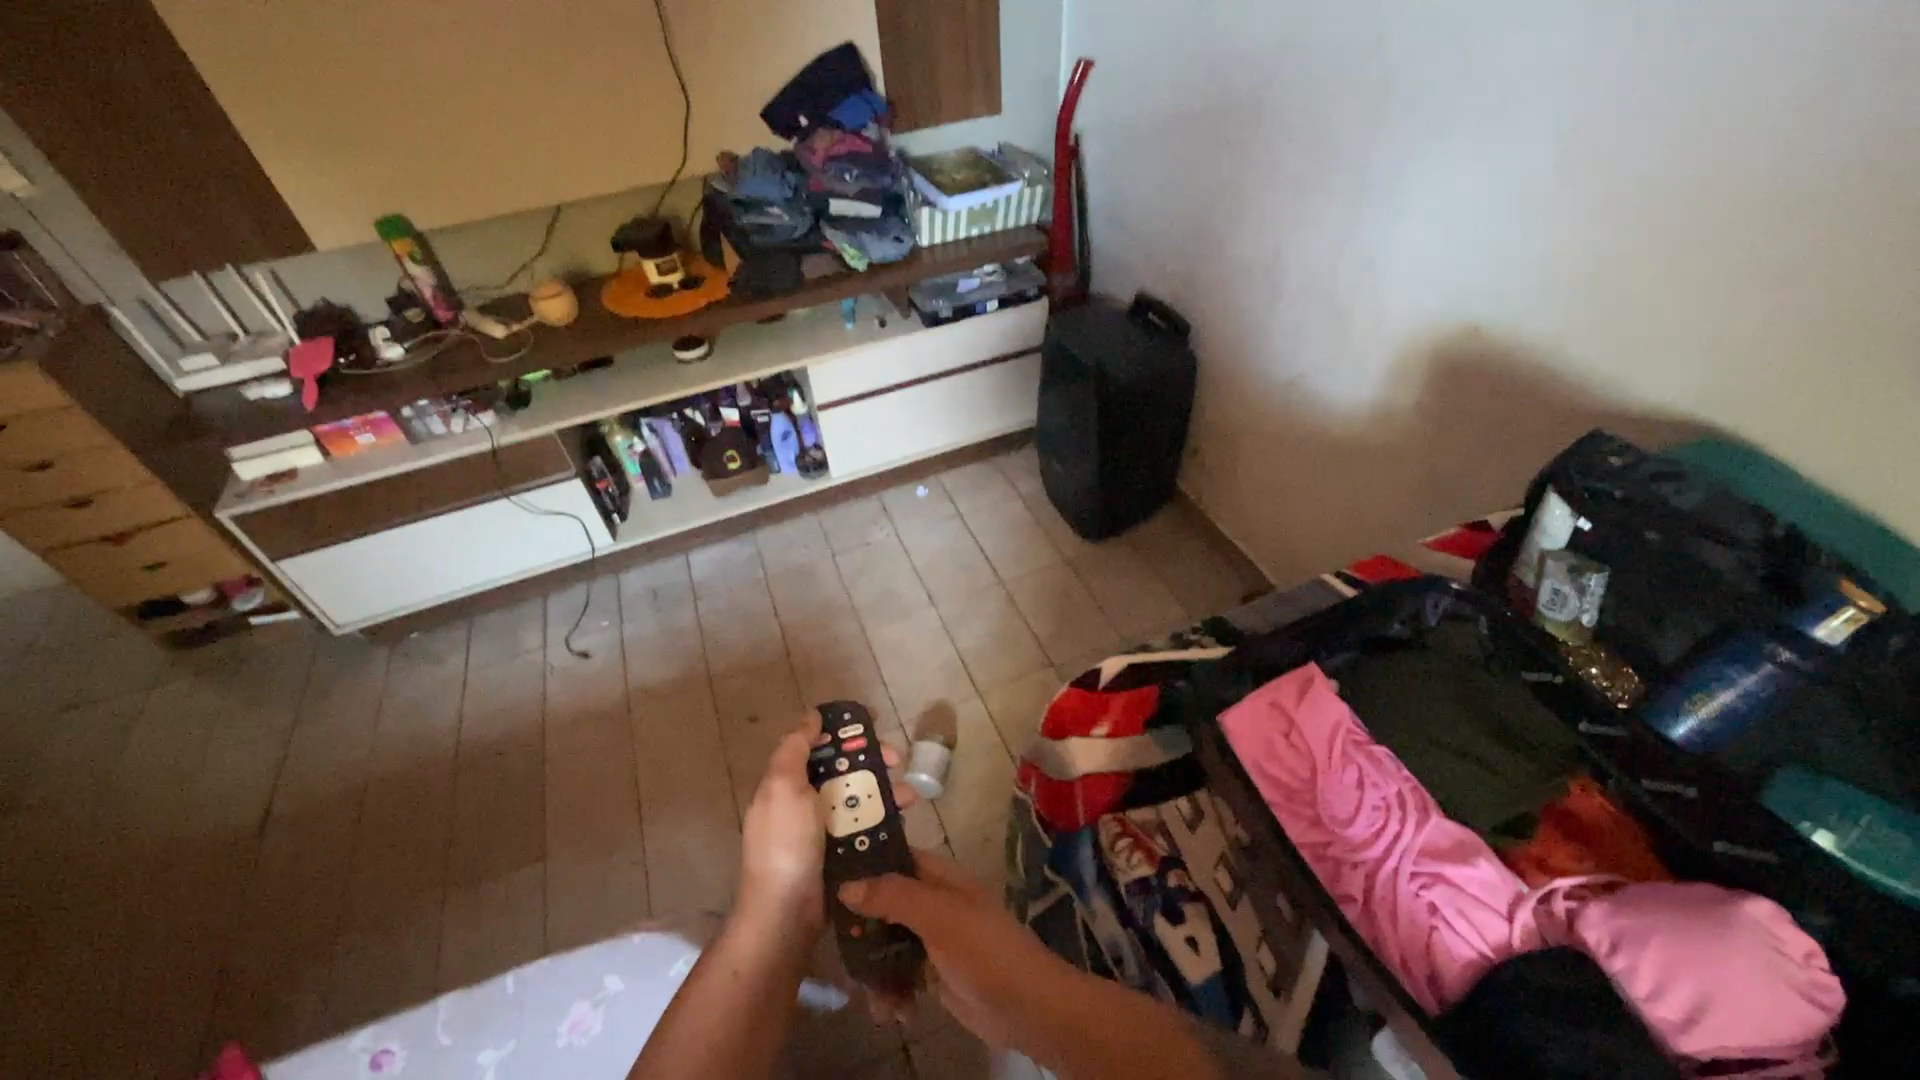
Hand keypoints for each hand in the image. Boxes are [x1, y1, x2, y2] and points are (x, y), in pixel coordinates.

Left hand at [736, 711, 914, 933]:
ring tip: (910, 795)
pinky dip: (884, 818)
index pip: (817, 744)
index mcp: (786, 783)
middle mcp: (802, 802)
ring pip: (859, 798)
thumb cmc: (785, 845)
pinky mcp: (839, 853)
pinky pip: (865, 826)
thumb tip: (811, 717)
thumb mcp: (783, 787)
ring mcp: (821, 830)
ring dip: (886, 790)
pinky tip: (903, 817)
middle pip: (843, 769)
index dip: (844, 729)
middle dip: (873, 760)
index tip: (875, 722)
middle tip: (898, 760)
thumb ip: (795, 748)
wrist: (785, 914)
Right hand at [838, 850, 1071, 1048]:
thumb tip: (845, 885)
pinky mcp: (931, 973)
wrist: (1027, 1008)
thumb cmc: (986, 951)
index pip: (893, 855)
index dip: (862, 860)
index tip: (823, 874)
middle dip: (860, 926)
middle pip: (882, 902)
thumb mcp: (940, 916)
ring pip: (886, 942)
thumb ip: (894, 896)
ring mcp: (931, 938)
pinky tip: (892, 1012)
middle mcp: (932, 901)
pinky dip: (890, 992)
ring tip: (868, 995)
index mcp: (938, 877)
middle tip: (838, 946)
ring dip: (873, 969)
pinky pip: (898, 974)